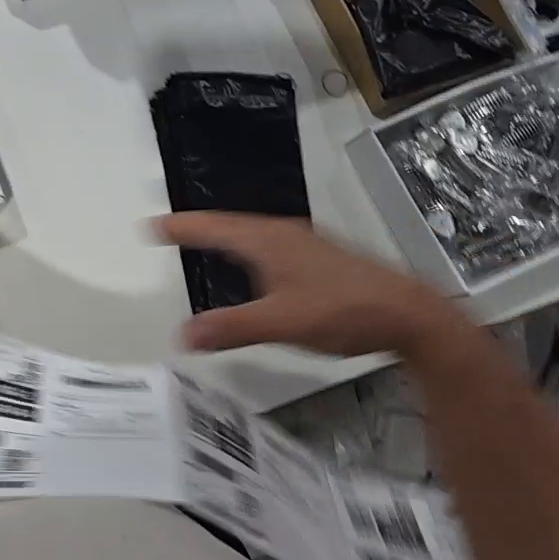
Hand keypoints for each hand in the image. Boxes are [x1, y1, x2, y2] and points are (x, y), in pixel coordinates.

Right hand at [157, 212, 467, 357]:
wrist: (408, 314)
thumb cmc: (342, 311)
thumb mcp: (281, 324)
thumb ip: (231, 328)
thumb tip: (181, 335)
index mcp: (267, 241)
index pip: (213, 228)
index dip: (180, 227)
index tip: (150, 226)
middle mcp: (283, 233)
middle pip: (230, 224)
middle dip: (198, 227)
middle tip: (168, 231)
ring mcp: (304, 243)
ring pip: (252, 233)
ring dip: (223, 235)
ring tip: (202, 241)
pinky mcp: (319, 257)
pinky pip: (268, 243)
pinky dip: (246, 247)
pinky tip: (252, 265)